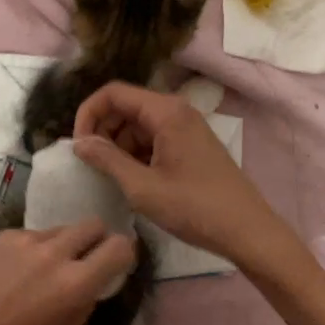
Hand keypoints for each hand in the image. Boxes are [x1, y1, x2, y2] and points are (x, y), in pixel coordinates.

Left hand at [0, 221, 136, 324]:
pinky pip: (33, 234)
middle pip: (92, 224)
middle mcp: (57, 254)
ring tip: (47, 266)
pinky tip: (19, 268)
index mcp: (78, 283)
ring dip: (63, 243)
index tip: (117, 258)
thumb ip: (88, 296)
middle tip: (86, 256)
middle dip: (96, 238)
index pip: (120, 246)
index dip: (123, 251)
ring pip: (61, 228)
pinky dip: (34, 247)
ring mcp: (28, 240)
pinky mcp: (5, 236)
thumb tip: (98, 276)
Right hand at [72, 82, 285, 261]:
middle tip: (91, 164)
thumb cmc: (195, 208)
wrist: (247, 231)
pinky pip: (152, 139)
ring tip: (110, 177)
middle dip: (102, 130)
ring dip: (117, 145)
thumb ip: (107, 160)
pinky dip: (135, 154)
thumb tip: (78, 143)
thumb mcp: (142, 187)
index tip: (77, 146)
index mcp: (166, 112)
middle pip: (124, 107)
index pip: (113, 93)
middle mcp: (176, 111)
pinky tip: (131, 180)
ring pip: (136, 125)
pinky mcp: (190, 146)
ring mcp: (185, 128)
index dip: (88, 114)